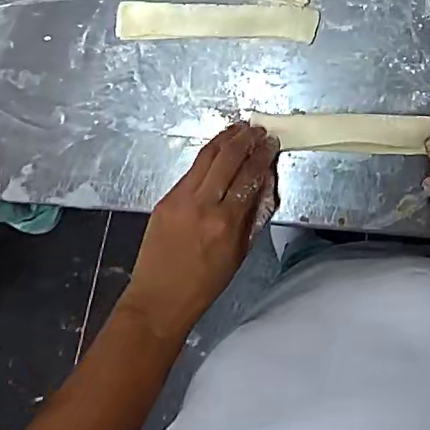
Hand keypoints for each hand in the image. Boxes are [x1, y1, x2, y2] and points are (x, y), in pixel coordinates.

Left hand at [117, 121, 278, 338]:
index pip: (250, 176)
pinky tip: (218, 148)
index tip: (272, 143)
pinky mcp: (165, 200)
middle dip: (246, 139)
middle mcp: (203, 206)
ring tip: (240, 128)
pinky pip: (191, 170)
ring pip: (207, 156)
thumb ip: (254, 213)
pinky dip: (208, 154)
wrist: (157, 301)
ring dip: (226, 138)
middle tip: (258, 130)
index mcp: (226, 223)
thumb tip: (265, 180)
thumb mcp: (240, 251)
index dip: (263, 155)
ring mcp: (180, 200)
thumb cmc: (205, 283)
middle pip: (229, 158)